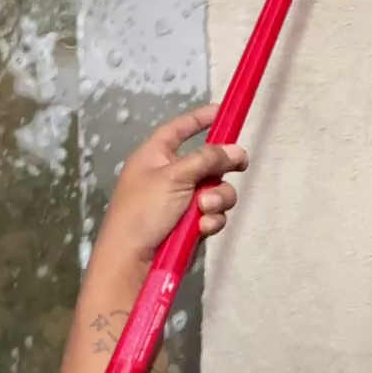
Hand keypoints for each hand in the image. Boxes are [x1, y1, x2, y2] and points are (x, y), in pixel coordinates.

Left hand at [95, 104, 248, 265]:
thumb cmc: (144, 211)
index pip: (179, 129)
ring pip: (217, 189)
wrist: (132, 261)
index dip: (200, 118)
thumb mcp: (175, 177)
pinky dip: (211, 219)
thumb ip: (208, 159)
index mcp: (155, 156)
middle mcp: (170, 175)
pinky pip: (214, 214)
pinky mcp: (191, 223)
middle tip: (240, 165)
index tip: (224, 111)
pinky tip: (201, 228)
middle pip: (208, 161)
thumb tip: (237, 150)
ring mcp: (181, 200)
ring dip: (217, 198)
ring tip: (205, 209)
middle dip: (220, 169)